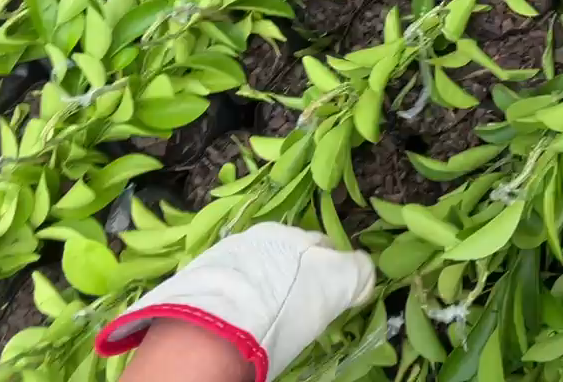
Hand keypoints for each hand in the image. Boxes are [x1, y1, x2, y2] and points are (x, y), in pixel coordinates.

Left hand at [96, 223, 375, 381]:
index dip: (332, 269)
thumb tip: (365, 275)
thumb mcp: (334, 286)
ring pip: (255, 268)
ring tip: (263, 317)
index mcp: (292, 234)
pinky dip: (235, 297)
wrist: (214, 328)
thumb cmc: (283, 306)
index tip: (331, 295)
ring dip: (263, 285)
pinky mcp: (197, 279)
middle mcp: (259, 236)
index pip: (322, 245)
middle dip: (294, 273)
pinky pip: (227, 284)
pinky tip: (235, 321)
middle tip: (298, 307)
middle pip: (286, 254)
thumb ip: (354, 273)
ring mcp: (225, 255)